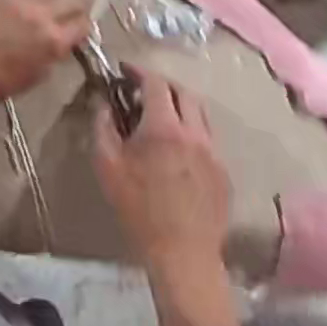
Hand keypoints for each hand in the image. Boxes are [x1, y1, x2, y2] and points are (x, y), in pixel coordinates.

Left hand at [0, 0, 87, 116]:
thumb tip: (65, 38)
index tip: (79, 27)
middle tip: (71, 9)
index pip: (84, 23)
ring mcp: (23, 0)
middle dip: (77, 3)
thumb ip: (57, 52)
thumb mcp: (40, 74)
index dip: (84, 25)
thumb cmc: (2, 82)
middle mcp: (43, 16)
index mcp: (55, 41)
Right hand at [92, 66, 230, 268]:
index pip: (156, 83)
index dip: (138, 71)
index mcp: (164, 128)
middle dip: (162, 84)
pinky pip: (207, 139)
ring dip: (179, 106)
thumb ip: (102, 126)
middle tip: (141, 90)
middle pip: (184, 92)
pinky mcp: (224, 173)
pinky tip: (175, 150)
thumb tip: (104, 103)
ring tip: (159, 117)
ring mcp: (214, 153)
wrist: (182, 254)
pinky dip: (190, 131)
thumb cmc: (137, 207)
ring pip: (201, 114)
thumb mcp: (106, 164)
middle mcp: (195, 134)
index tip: (124, 71)